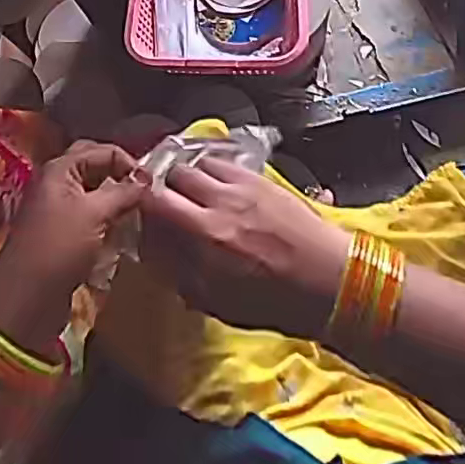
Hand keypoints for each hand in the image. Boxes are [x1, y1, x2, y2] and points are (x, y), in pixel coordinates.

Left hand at [0, 141, 146, 356]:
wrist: (26, 299)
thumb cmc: (59, 247)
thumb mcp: (95, 214)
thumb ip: (123, 192)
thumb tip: (147, 179)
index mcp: (60, 169)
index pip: (102, 150)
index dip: (128, 163)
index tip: (152, 185)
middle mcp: (57, 182)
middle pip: (97, 169)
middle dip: (122, 179)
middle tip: (144, 194)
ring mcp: (58, 208)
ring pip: (96, 194)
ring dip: (116, 202)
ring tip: (136, 215)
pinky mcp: (63, 234)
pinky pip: (91, 218)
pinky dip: (107, 222)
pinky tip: (121, 234)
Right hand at [140, 156, 350, 340]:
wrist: (330, 281)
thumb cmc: (274, 301)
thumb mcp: (216, 301)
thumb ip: (178, 271)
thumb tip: (151, 248)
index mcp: (207, 235)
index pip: (155, 200)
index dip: (138, 201)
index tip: (134, 210)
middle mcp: (221, 201)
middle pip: (173, 174)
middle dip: (161, 185)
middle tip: (162, 201)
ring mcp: (242, 185)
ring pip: (198, 162)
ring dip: (187, 175)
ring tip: (189, 192)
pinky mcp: (260, 178)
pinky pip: (224, 162)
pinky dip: (211, 170)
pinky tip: (215, 186)